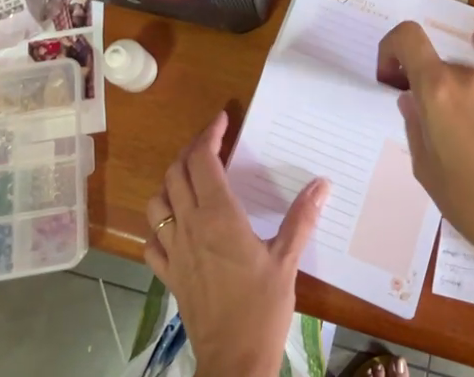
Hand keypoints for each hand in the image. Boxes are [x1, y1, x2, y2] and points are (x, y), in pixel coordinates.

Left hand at [145, 110, 329, 376]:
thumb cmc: (262, 309)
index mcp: (219, 216)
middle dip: (191, 151)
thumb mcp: (287, 260)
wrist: (233, 360)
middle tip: (212, 144)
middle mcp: (190, 226)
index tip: (222, 120)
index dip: (209, 134)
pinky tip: (174, 225)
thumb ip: (301, 218)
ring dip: (170, 182)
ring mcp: (174, 251)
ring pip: (157, 202)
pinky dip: (159, 224)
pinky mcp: (167, 275)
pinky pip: (151, 240)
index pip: (203, 160)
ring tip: (192, 178)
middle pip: (176, 173)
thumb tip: (322, 184)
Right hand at [376, 23, 473, 266]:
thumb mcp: (426, 169)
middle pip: (438, 63)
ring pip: (467, 71)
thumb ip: (414, 126)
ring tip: (464, 125)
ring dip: (456, 87)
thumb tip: (411, 100)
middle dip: (426, 83)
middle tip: (428, 117)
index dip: (392, 47)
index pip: (408, 38)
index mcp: (436, 91)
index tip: (391, 74)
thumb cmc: (469, 202)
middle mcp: (468, 77)